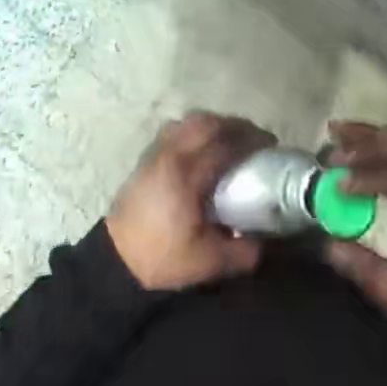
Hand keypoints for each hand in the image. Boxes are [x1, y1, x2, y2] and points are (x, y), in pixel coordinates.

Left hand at [106, 112, 276, 291]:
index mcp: (186, 177)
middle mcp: (170, 156)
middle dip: (235, 125)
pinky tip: (205, 147)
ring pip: (189, 121)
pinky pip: (176, 129)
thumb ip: (243, 252)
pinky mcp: (146, 158)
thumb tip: (266, 239)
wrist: (116, 263)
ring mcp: (155, 154)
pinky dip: (196, 129)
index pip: (224, 144)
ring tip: (232, 139)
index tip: (270, 147)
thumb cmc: (161, 260)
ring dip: (215, 124)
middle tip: (254, 139)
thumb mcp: (208, 263)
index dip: (251, 141)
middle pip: (206, 123)